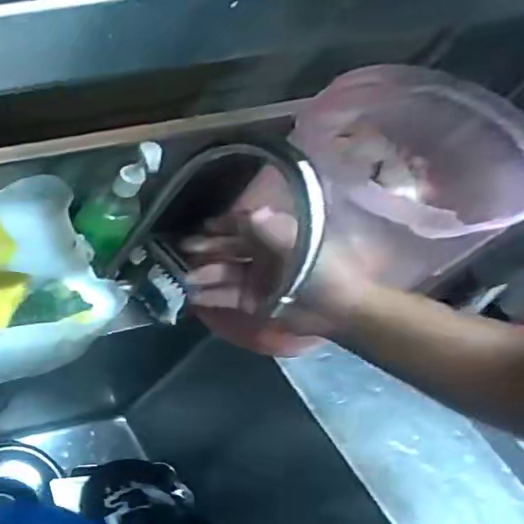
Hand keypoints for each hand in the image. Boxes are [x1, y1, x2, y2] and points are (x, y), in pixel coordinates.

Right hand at [180, 207, 379, 338]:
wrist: (340, 311)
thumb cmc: (326, 272)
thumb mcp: (303, 246)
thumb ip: (276, 231)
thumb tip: (253, 212)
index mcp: (279, 237)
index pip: (246, 225)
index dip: (224, 224)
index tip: (202, 225)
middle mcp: (264, 256)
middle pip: (230, 248)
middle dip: (207, 248)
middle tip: (183, 249)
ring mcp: (256, 279)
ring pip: (224, 272)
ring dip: (204, 274)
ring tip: (186, 278)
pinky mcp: (251, 302)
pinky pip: (225, 296)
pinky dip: (208, 297)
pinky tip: (192, 297)